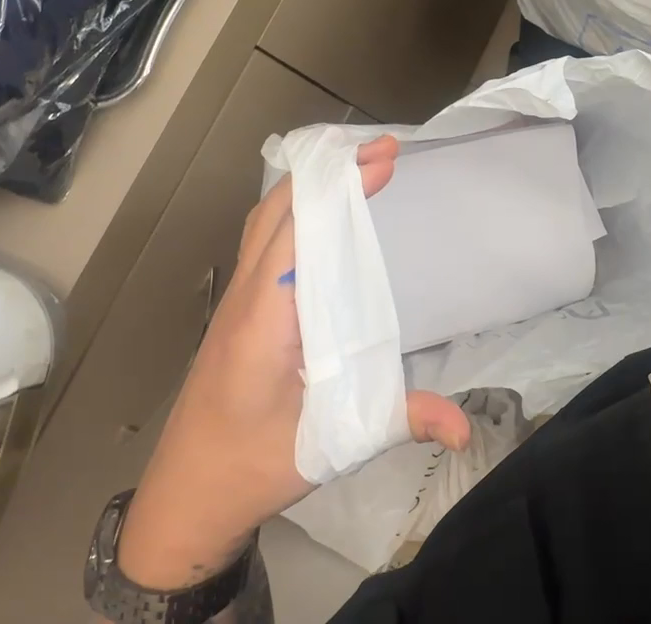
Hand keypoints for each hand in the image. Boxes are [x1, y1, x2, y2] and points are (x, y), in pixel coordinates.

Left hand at [117, 136, 470, 590]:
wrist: (184, 500)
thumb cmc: (252, 467)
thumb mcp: (332, 444)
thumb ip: (400, 421)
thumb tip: (465, 426)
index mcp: (266, 319)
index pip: (298, 231)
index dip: (339, 189)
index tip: (384, 159)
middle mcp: (247, 298)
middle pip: (277, 211)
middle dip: (329, 172)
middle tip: (385, 151)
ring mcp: (237, 303)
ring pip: (264, 222)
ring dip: (308, 186)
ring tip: (358, 167)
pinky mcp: (240, 313)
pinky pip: (264, 241)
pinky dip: (295, 210)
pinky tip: (324, 216)